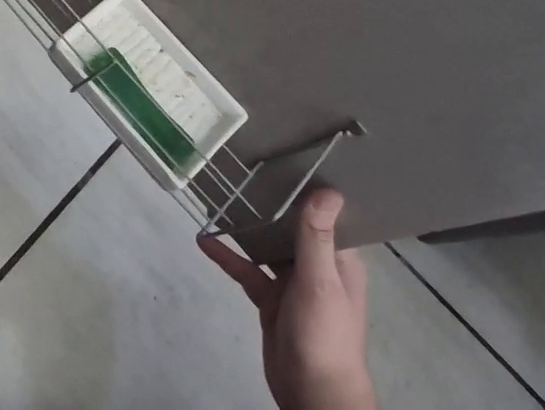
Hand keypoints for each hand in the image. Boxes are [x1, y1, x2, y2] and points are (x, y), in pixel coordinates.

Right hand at [198, 189, 376, 409]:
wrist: (312, 394)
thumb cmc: (325, 335)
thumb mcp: (319, 282)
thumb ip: (316, 237)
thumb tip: (327, 190)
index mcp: (340, 260)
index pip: (329, 215)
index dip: (313, 189)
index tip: (291, 158)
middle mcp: (318, 266)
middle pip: (293, 226)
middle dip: (272, 202)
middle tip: (245, 167)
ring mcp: (292, 283)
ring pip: (267, 246)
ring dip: (247, 227)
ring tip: (221, 196)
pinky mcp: (270, 299)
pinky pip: (247, 270)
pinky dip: (228, 256)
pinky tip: (204, 241)